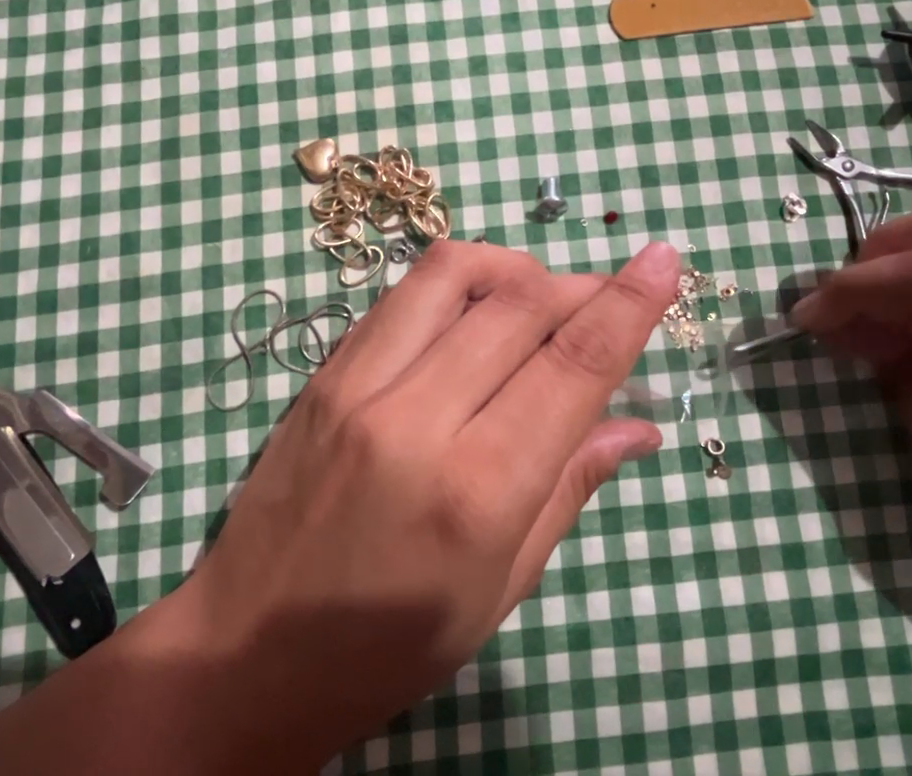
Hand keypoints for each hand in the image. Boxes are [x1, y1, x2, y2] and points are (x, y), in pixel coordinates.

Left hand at [0, 241, 679, 774]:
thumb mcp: (500, 590)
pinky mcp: (320, 376)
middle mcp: (416, 419)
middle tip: (611, 296)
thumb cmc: (387, 647)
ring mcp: (357, 387)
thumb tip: (637, 424)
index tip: (665, 260)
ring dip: (514, 268)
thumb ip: (568, 490)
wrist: (246, 651)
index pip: (571, 367)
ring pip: (451, 275)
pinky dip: (454, 285)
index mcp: (476, 490)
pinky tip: (474, 313)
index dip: (628, 305)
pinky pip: (399, 298)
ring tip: (542, 296)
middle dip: (580, 285)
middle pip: (518, 307)